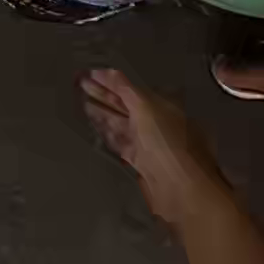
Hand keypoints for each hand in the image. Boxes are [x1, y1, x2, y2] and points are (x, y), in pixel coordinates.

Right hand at [81, 68, 228, 223]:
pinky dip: (107, 131)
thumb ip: (124, 89)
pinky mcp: (142, 162)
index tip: (89, 73)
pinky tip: (94, 124)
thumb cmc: (168, 144)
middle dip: (103, 93)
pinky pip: (121, 141)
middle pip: (125, 105)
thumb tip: (107, 71)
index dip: (110, 81)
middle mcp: (158, 124)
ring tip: (80, 100)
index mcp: (163, 107)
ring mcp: (149, 144)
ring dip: (101, 111)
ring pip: (121, 123)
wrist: (184, 192)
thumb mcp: (146, 108)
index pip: (132, 89)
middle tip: (79, 83)